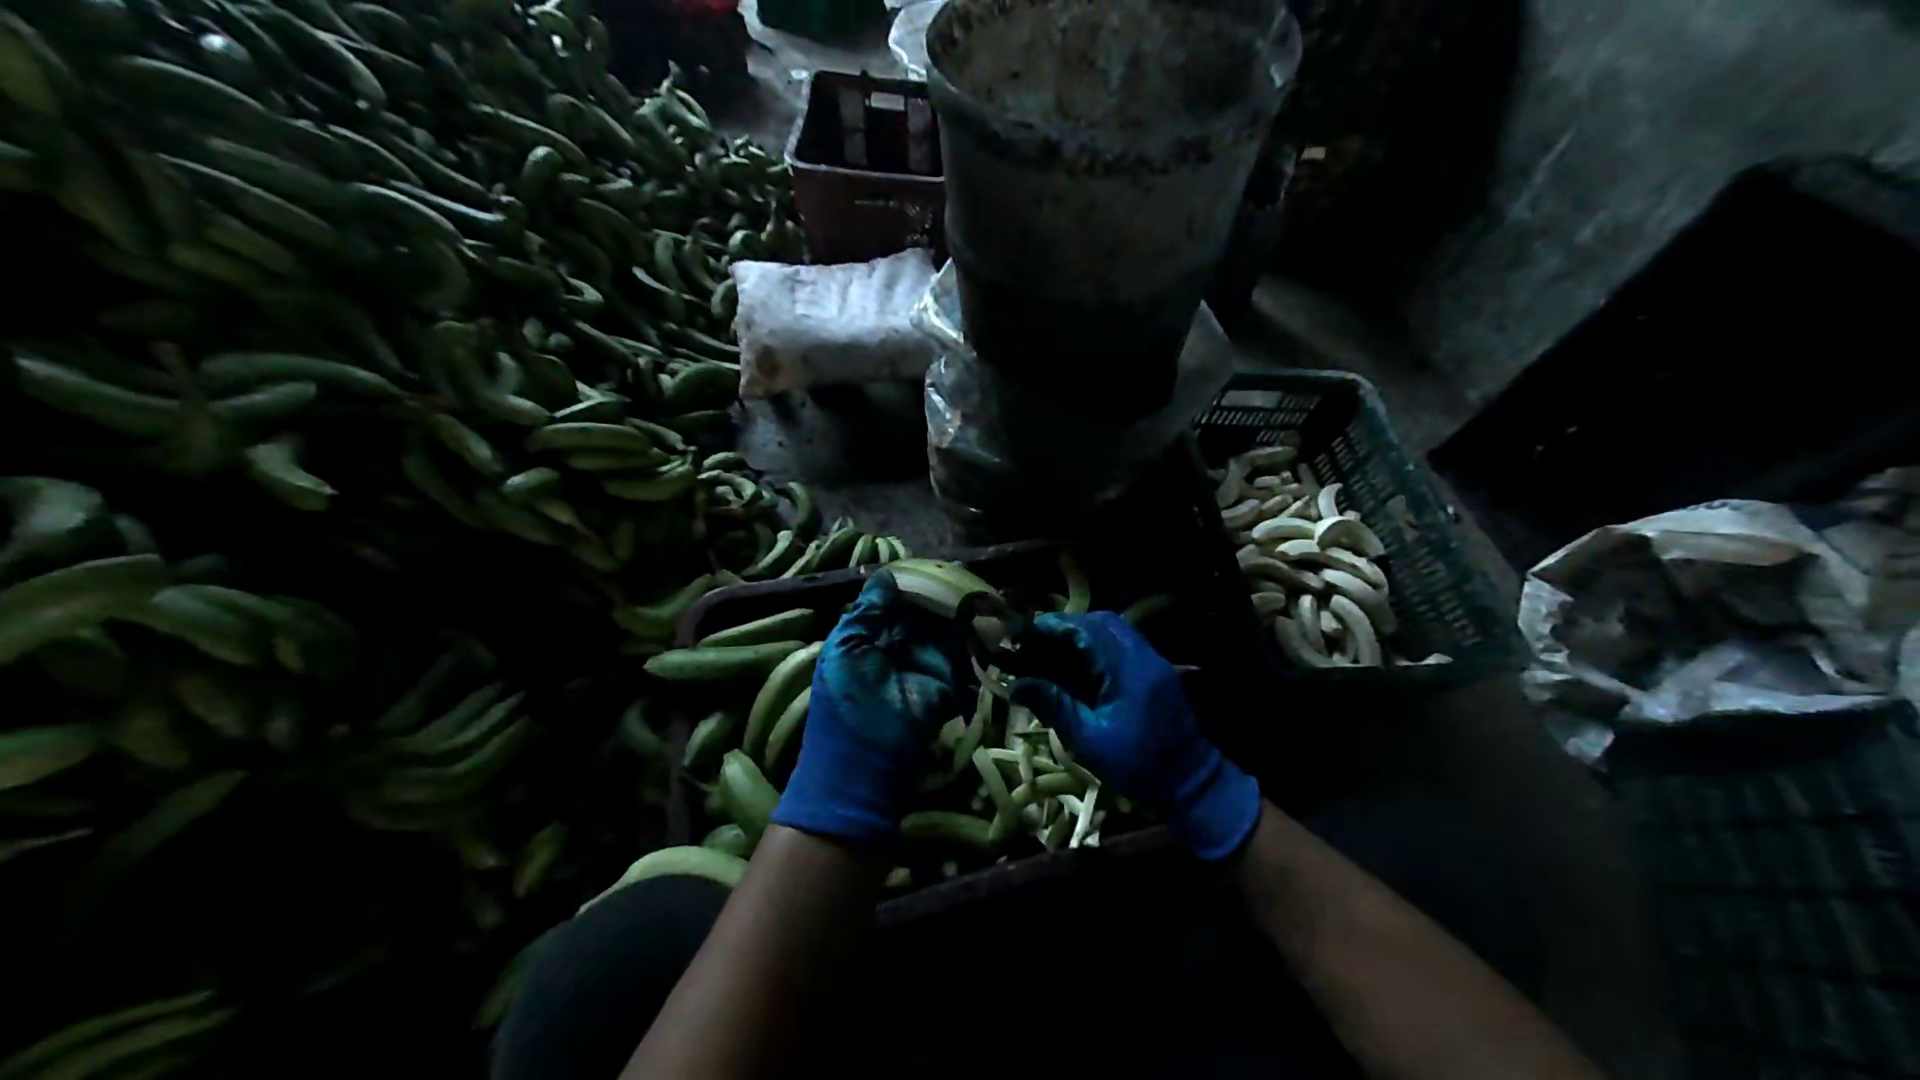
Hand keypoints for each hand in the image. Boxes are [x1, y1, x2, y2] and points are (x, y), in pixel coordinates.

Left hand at [772, 572, 968, 845]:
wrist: (862, 769)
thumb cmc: (845, 704)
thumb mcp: (844, 649)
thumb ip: (867, 611)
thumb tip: (888, 575)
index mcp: (873, 634)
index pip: (899, 599)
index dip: (917, 582)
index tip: (937, 565)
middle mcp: (902, 645)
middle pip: (929, 610)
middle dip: (947, 593)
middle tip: (968, 575)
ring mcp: (927, 664)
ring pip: (950, 629)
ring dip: (965, 612)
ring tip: (982, 592)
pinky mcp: (949, 684)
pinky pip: (965, 655)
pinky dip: (976, 638)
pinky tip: (986, 619)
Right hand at [1009, 613, 1259, 859]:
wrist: (1191, 783)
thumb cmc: (1137, 765)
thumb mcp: (1088, 740)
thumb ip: (1053, 706)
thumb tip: (1014, 685)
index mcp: (1128, 670)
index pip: (1087, 630)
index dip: (1056, 625)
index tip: (1028, 631)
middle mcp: (1144, 656)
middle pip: (1103, 621)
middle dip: (1070, 625)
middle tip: (1041, 640)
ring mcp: (1155, 662)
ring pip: (1116, 630)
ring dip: (1086, 633)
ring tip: (1056, 650)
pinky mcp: (1158, 673)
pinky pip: (1126, 644)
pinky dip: (1101, 645)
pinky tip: (1082, 665)